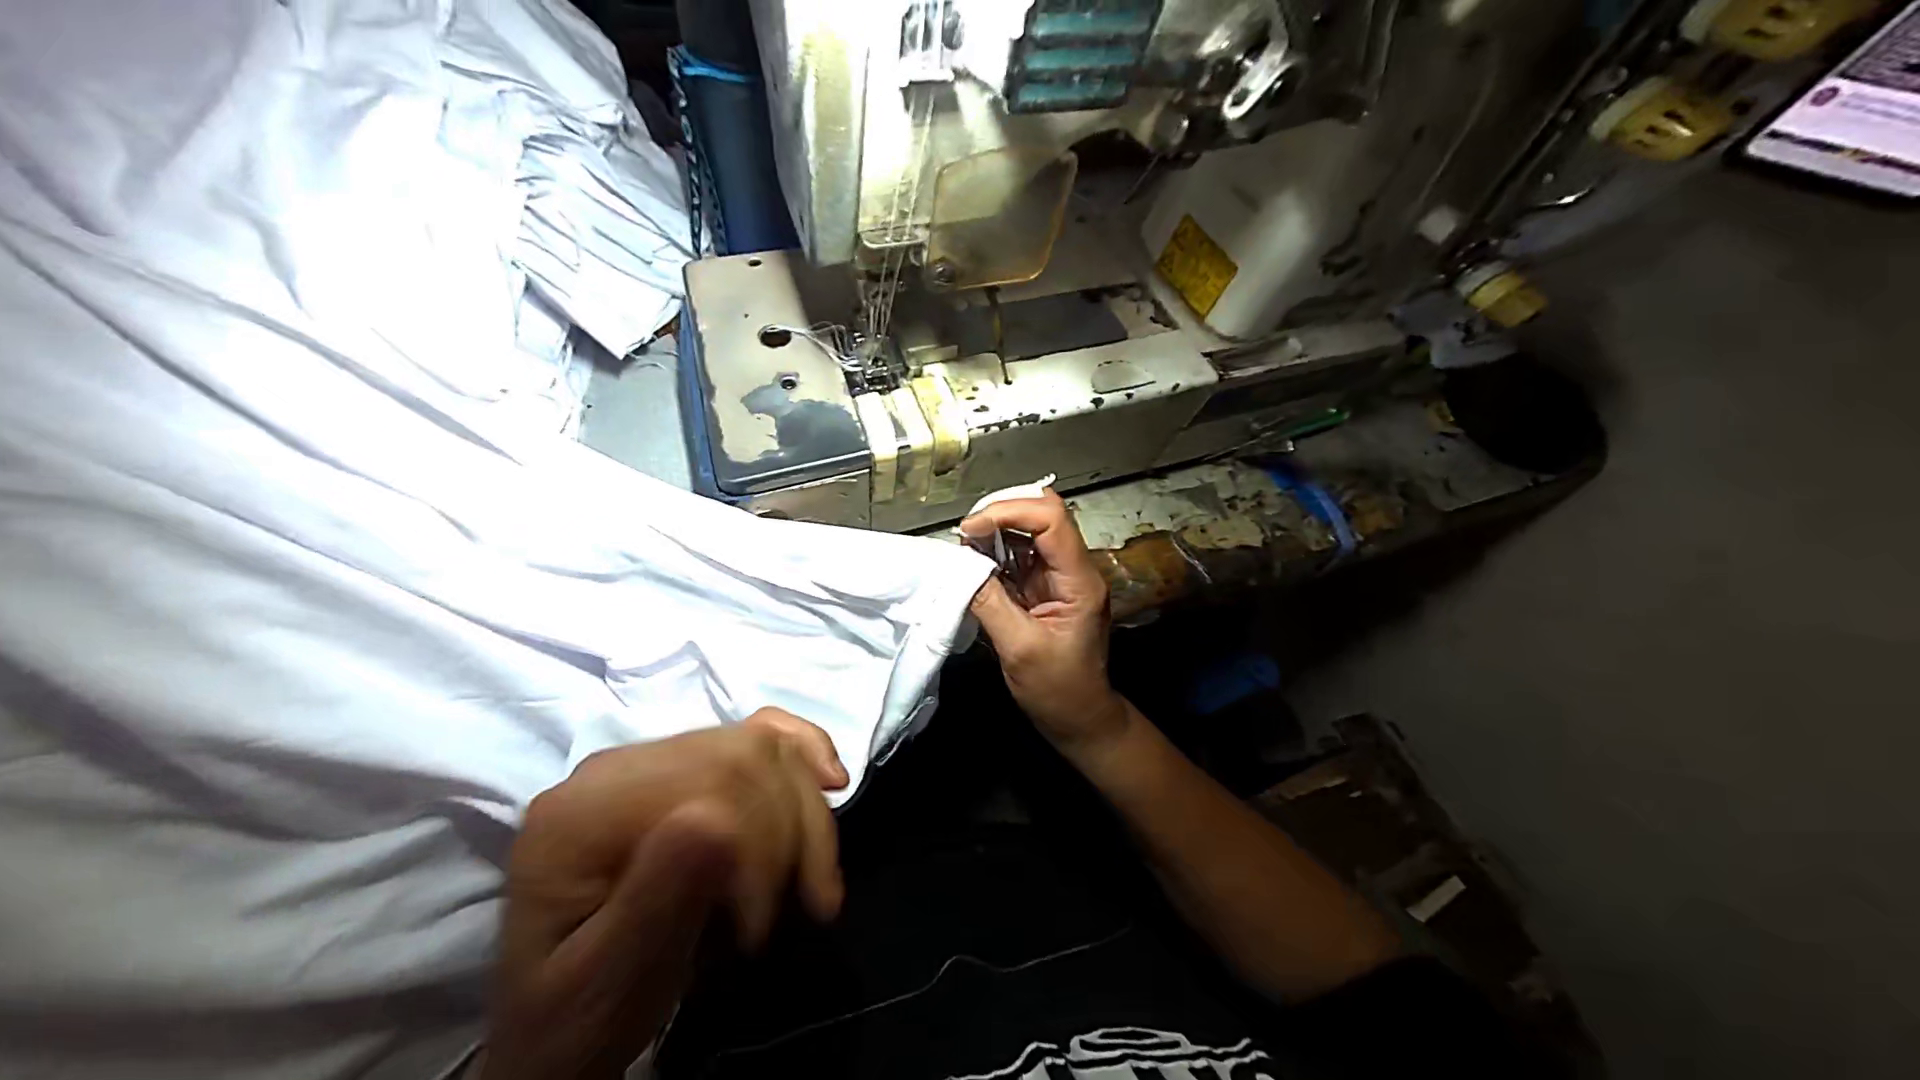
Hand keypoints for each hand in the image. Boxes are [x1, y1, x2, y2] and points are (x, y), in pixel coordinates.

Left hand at [481, 709, 847, 1079]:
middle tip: (804, 907)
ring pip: (761, 745)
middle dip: (793, 827)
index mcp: (582, 811)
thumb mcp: (604, 985)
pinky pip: (755, 737)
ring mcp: (648, 762)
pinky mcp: (679, 769)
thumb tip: (721, 821)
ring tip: (813, 882)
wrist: (559, 1021)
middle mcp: (613, 767)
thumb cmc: (576, 1018)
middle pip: (743, 755)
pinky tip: (830, 779)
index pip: (710, 780)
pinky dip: (801, 756)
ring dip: (806, 809)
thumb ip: (654, 901)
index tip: (763, 926)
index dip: (764, 839)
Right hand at [962, 491, 1128, 754]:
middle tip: (965, 534)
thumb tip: (959, 567)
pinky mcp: (1042, 587)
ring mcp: (1057, 576)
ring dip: (993, 532)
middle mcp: (1072, 569)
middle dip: (1000, 514)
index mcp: (1079, 580)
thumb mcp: (1020, 649)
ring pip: (1028, 531)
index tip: (972, 529)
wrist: (1078, 717)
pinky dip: (992, 552)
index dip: (1009, 511)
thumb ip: (990, 602)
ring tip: (964, 548)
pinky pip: (1017, 555)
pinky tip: (972, 563)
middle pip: (1042, 514)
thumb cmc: (1058, 690)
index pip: (1051, 519)